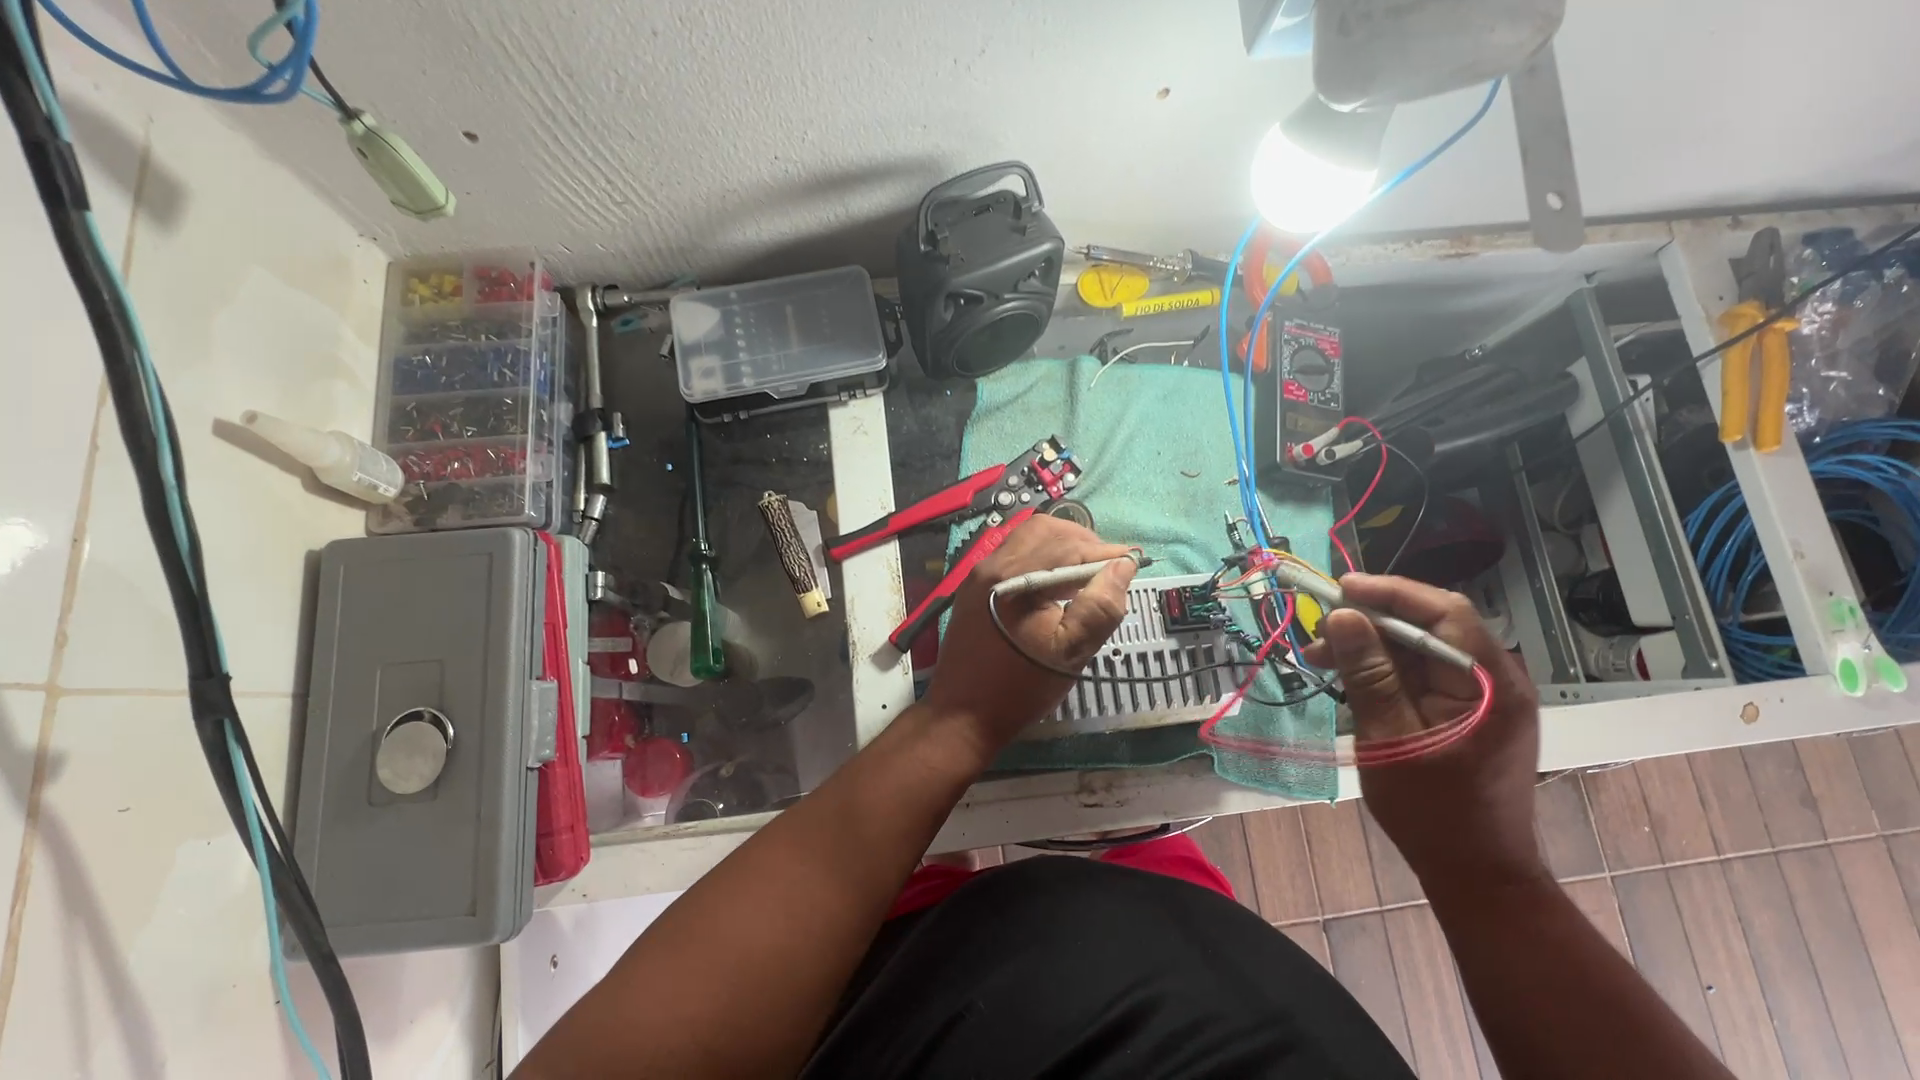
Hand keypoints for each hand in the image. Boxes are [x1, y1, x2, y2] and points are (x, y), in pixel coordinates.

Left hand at [921, 516, 1136, 753]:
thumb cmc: (1019, 687)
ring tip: (1084, 575)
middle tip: (1107, 567)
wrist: (962, 715)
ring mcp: (979, 574)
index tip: (1132, 562)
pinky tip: (1056, 585)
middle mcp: (993, 565)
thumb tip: (1122, 567)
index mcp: (1015, 577)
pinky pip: (1013, 555)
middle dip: (1082, 541)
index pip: (1068, 545)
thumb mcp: (1071, 653)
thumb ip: (1100, 607)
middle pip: (1044, 530)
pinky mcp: (974, 587)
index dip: (1105, 550)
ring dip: (1061, 547)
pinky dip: (1041, 558)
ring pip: (1027, 538)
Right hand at [1301, 574, 1544, 895]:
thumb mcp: (1390, 737)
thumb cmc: (1431, 810)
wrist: (1476, 872)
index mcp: (1489, 682)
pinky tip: (1350, 678)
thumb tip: (1342, 617)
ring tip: (1321, 656)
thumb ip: (1369, 674)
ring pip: (1424, 651)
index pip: (1444, 612)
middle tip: (1319, 629)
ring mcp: (1485, 698)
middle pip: (1433, 627)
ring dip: (1373, 647)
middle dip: (1373, 621)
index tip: (1339, 589)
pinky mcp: (1469, 714)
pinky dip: (1387, 671)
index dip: (1390, 593)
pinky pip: (1425, 676)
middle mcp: (1496, 680)